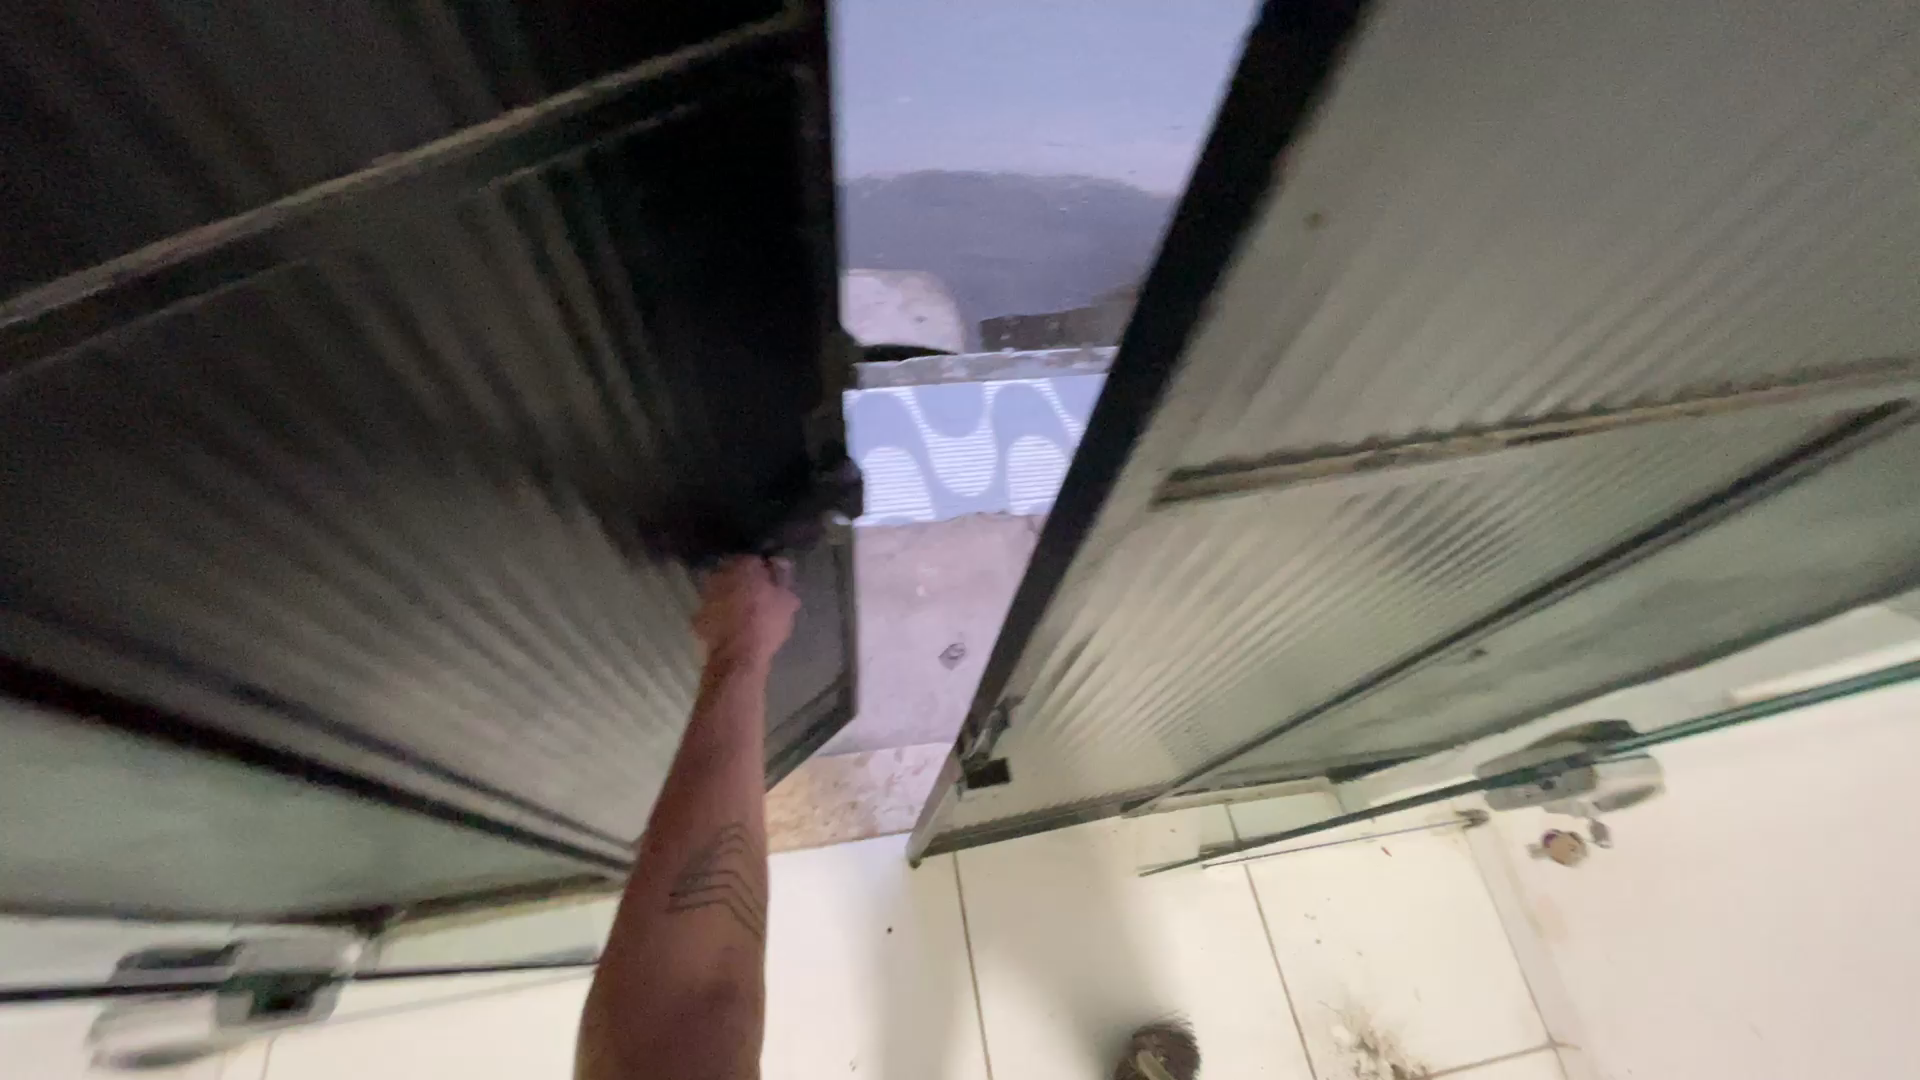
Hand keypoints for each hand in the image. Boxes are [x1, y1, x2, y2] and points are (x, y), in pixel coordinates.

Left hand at [694, 556, 798, 669]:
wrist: (739, 656)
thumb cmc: (767, 623)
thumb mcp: (787, 600)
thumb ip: (782, 577)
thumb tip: (779, 561)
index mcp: (743, 566)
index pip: (754, 558)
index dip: (763, 568)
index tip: (770, 579)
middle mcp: (720, 575)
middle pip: (733, 571)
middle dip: (743, 579)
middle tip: (757, 594)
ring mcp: (706, 596)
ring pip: (720, 589)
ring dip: (729, 595)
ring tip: (743, 610)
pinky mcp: (698, 616)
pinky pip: (712, 609)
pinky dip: (720, 614)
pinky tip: (730, 624)